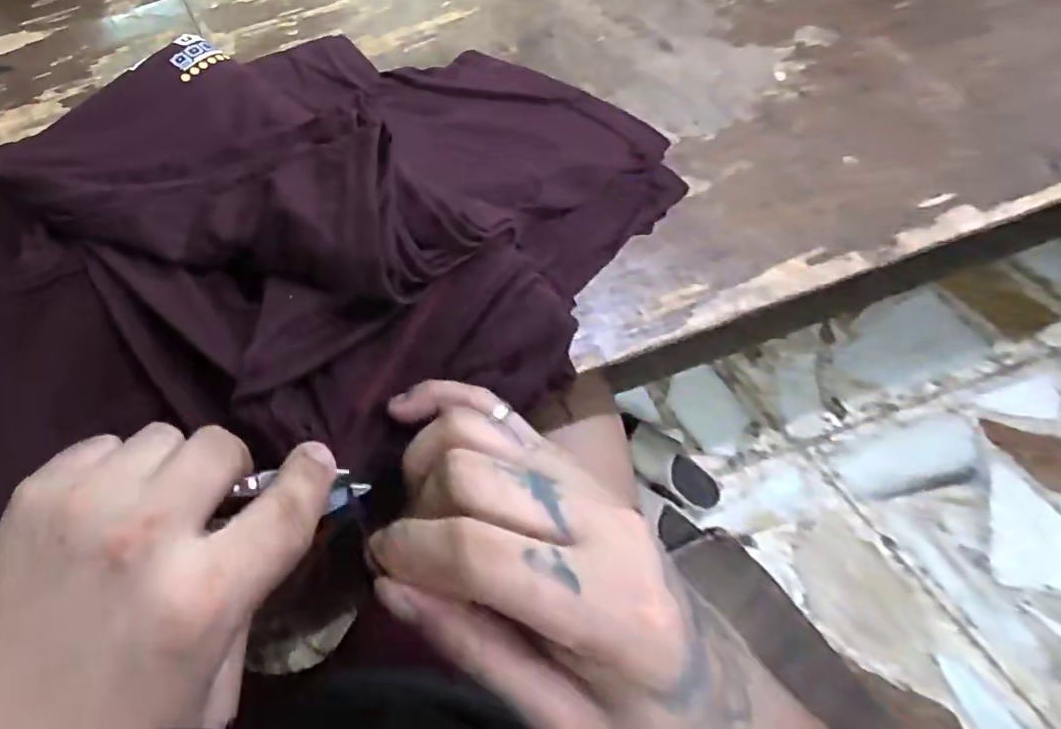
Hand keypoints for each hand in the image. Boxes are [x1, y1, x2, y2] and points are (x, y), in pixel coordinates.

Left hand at [0, 425, 339, 728]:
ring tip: (148, 508)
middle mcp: (144, 531)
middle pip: (215, 446)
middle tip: (212, 502)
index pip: (280, 513)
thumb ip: (239, 606)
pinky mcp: (37, 486)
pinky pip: (102, 444)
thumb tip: (255, 532)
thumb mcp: (208, 693)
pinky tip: (100, 510)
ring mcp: (83, 499)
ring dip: (168, 469)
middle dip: (228, 469)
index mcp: (198, 596)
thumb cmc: (116, 724)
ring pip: (158, 435)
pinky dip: (114, 469)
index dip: (308, 478)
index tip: (318, 456)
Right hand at [368, 381, 817, 728]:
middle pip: (465, 475)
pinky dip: (440, 398)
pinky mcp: (567, 459)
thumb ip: (472, 648)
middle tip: (405, 549)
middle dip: (414, 510)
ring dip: (420, 461)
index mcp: (611, 606)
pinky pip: (493, 406)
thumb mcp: (560, 715)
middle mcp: (602, 523)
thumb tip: (387, 584)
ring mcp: (585, 479)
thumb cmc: (637, 713)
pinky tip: (404, 410)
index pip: (476, 550)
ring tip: (416, 503)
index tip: (381, 566)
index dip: (410, 552)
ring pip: (470, 429)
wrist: (714, 682)